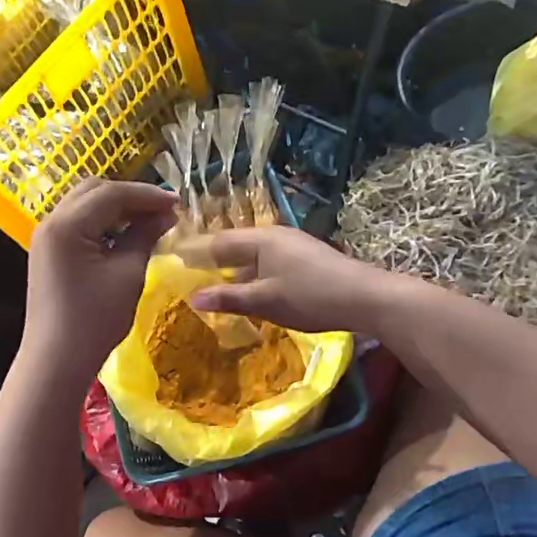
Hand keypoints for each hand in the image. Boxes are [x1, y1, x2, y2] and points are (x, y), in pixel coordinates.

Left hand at [24, 178, 177, 372]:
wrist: (57, 359)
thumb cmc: (95, 319)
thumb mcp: (127, 274)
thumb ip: (144, 236)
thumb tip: (166, 214)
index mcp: (68, 225)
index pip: (112, 194)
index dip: (148, 196)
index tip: (178, 203)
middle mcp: (51, 222)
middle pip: (93, 191)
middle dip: (130, 196)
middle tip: (162, 210)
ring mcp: (46, 238)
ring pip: (84, 205)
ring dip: (115, 208)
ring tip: (147, 221)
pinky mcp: (47, 253)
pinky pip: (77, 224)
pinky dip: (102, 223)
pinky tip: (124, 237)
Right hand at [180, 226, 401, 333]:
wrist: (364, 297)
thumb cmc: (310, 296)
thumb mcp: (265, 301)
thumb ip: (230, 299)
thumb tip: (193, 297)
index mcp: (260, 240)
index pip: (217, 242)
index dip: (194, 252)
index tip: (172, 259)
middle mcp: (275, 236)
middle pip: (236, 245)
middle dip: (213, 259)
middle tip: (190, 272)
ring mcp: (294, 246)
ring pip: (254, 256)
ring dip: (235, 269)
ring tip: (217, 284)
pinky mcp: (308, 260)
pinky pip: (270, 264)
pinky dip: (254, 275)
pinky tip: (254, 291)